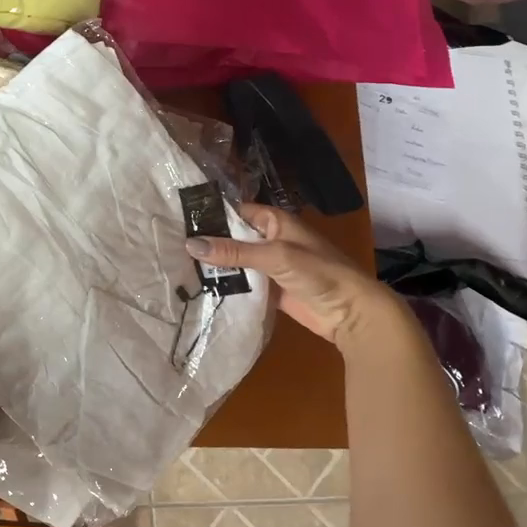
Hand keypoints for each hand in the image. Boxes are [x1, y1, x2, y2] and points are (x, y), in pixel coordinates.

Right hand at [186, 202, 400, 348]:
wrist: (355, 315)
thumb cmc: (320, 273)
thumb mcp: (275, 256)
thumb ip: (233, 251)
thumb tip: (190, 245)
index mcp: (274, 222)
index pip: (234, 212)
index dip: (209, 215)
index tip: (177, 220)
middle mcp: (269, 240)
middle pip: (230, 237)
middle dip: (207, 242)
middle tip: (172, 243)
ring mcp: (268, 265)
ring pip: (234, 260)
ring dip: (214, 264)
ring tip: (177, 263)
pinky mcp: (268, 288)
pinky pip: (241, 281)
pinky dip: (225, 283)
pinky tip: (199, 283)